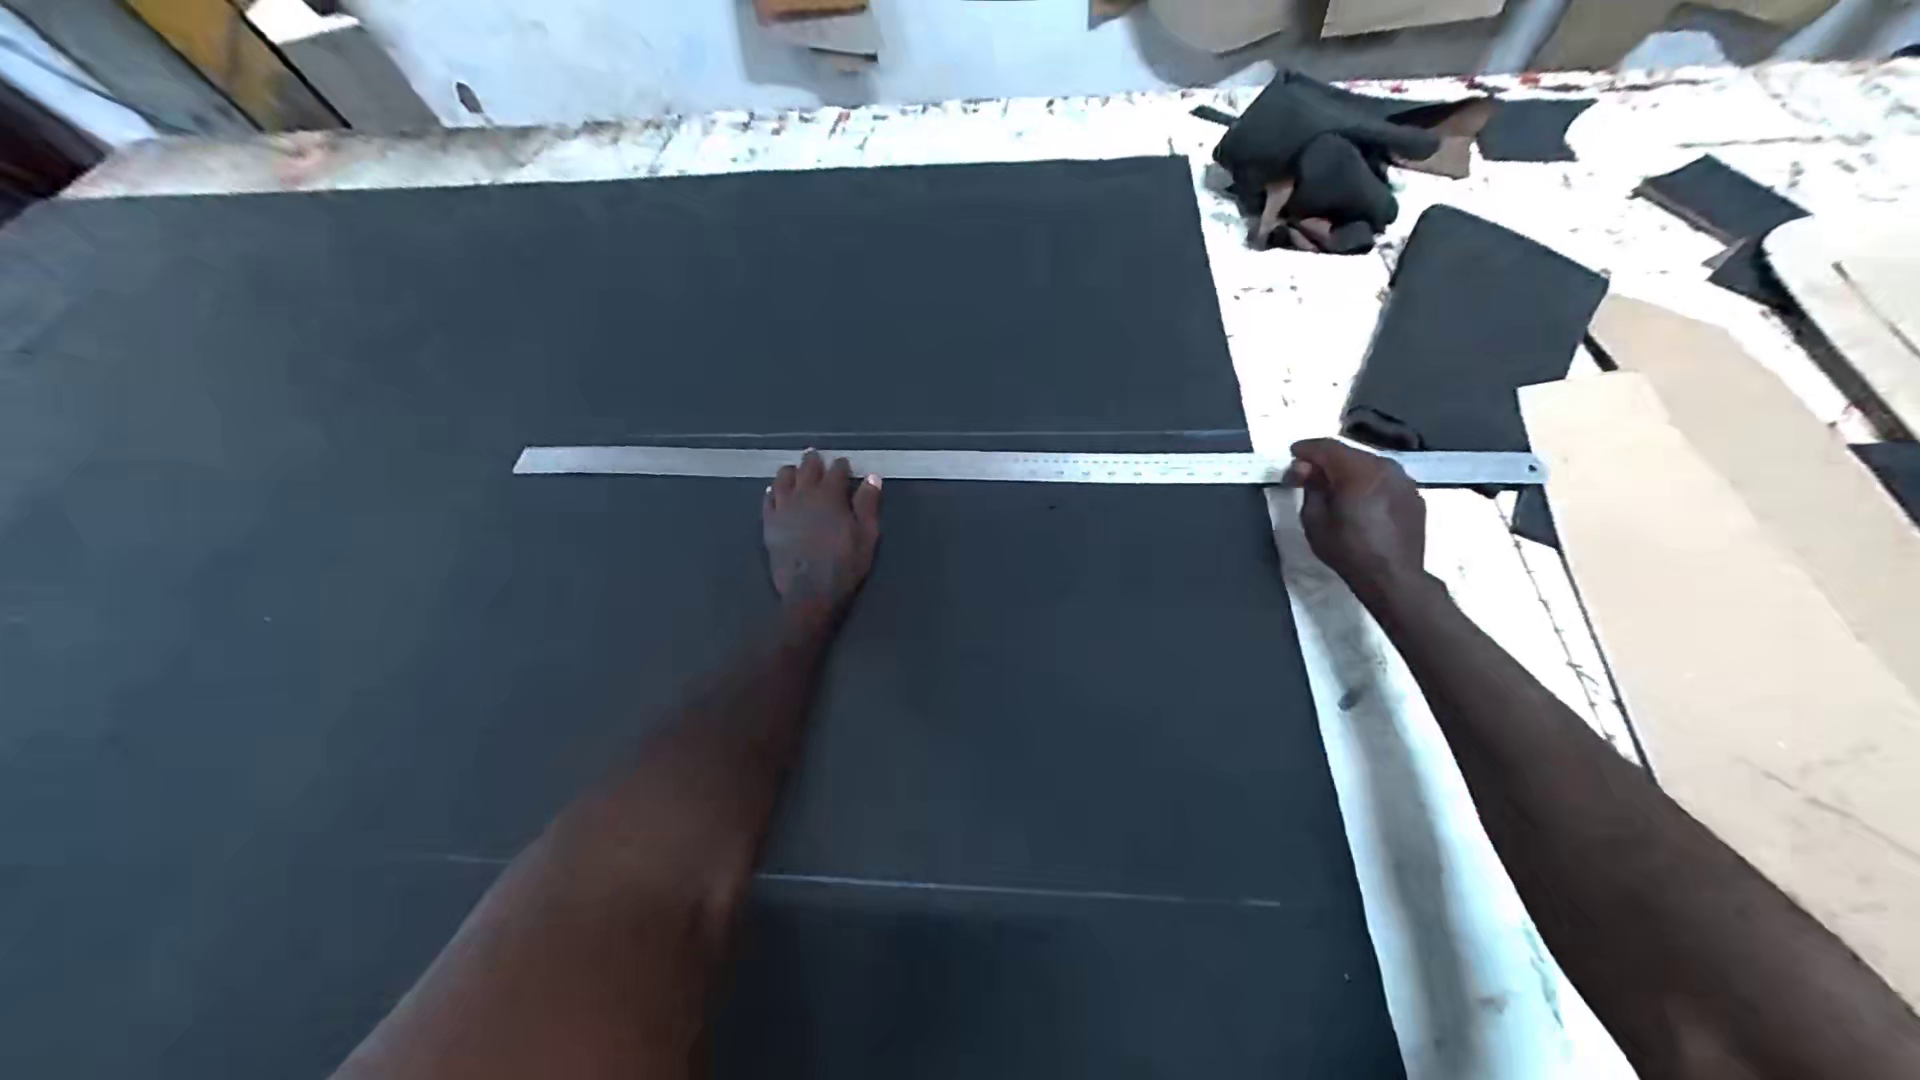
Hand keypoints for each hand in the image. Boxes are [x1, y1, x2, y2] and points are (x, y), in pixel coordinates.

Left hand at [763, 450, 881, 618]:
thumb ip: (868, 503)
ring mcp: (783, 508)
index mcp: (830, 495)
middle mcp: (804, 494)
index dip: (842, 465)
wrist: (810, 590)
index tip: (845, 465)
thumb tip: (872, 477)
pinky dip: (772, 491)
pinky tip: (774, 490)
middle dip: (814, 461)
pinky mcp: (769, 523)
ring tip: (794, 469)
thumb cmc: (844, 563)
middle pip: (807, 468)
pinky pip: (768, 500)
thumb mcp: (867, 534)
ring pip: (783, 479)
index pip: (836, 470)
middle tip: (816, 456)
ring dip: (791, 471)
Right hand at [1284, 438, 1427, 602]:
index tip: (1292, 454)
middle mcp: (1384, 468)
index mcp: (1357, 471)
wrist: (1393, 576)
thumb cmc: (1347, 549)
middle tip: (1308, 473)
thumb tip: (1307, 468)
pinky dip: (1367, 482)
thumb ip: (1310, 487)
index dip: (1306, 448)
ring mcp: (1404, 480)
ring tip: (1333, 486)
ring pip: (1369, 464)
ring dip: (1348, 469)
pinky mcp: (1414, 495)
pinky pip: (1385, 479)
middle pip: (1349, 453)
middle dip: (1326, 459)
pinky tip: (1358, 499)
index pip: (1327, 447)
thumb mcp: (1314, 519)